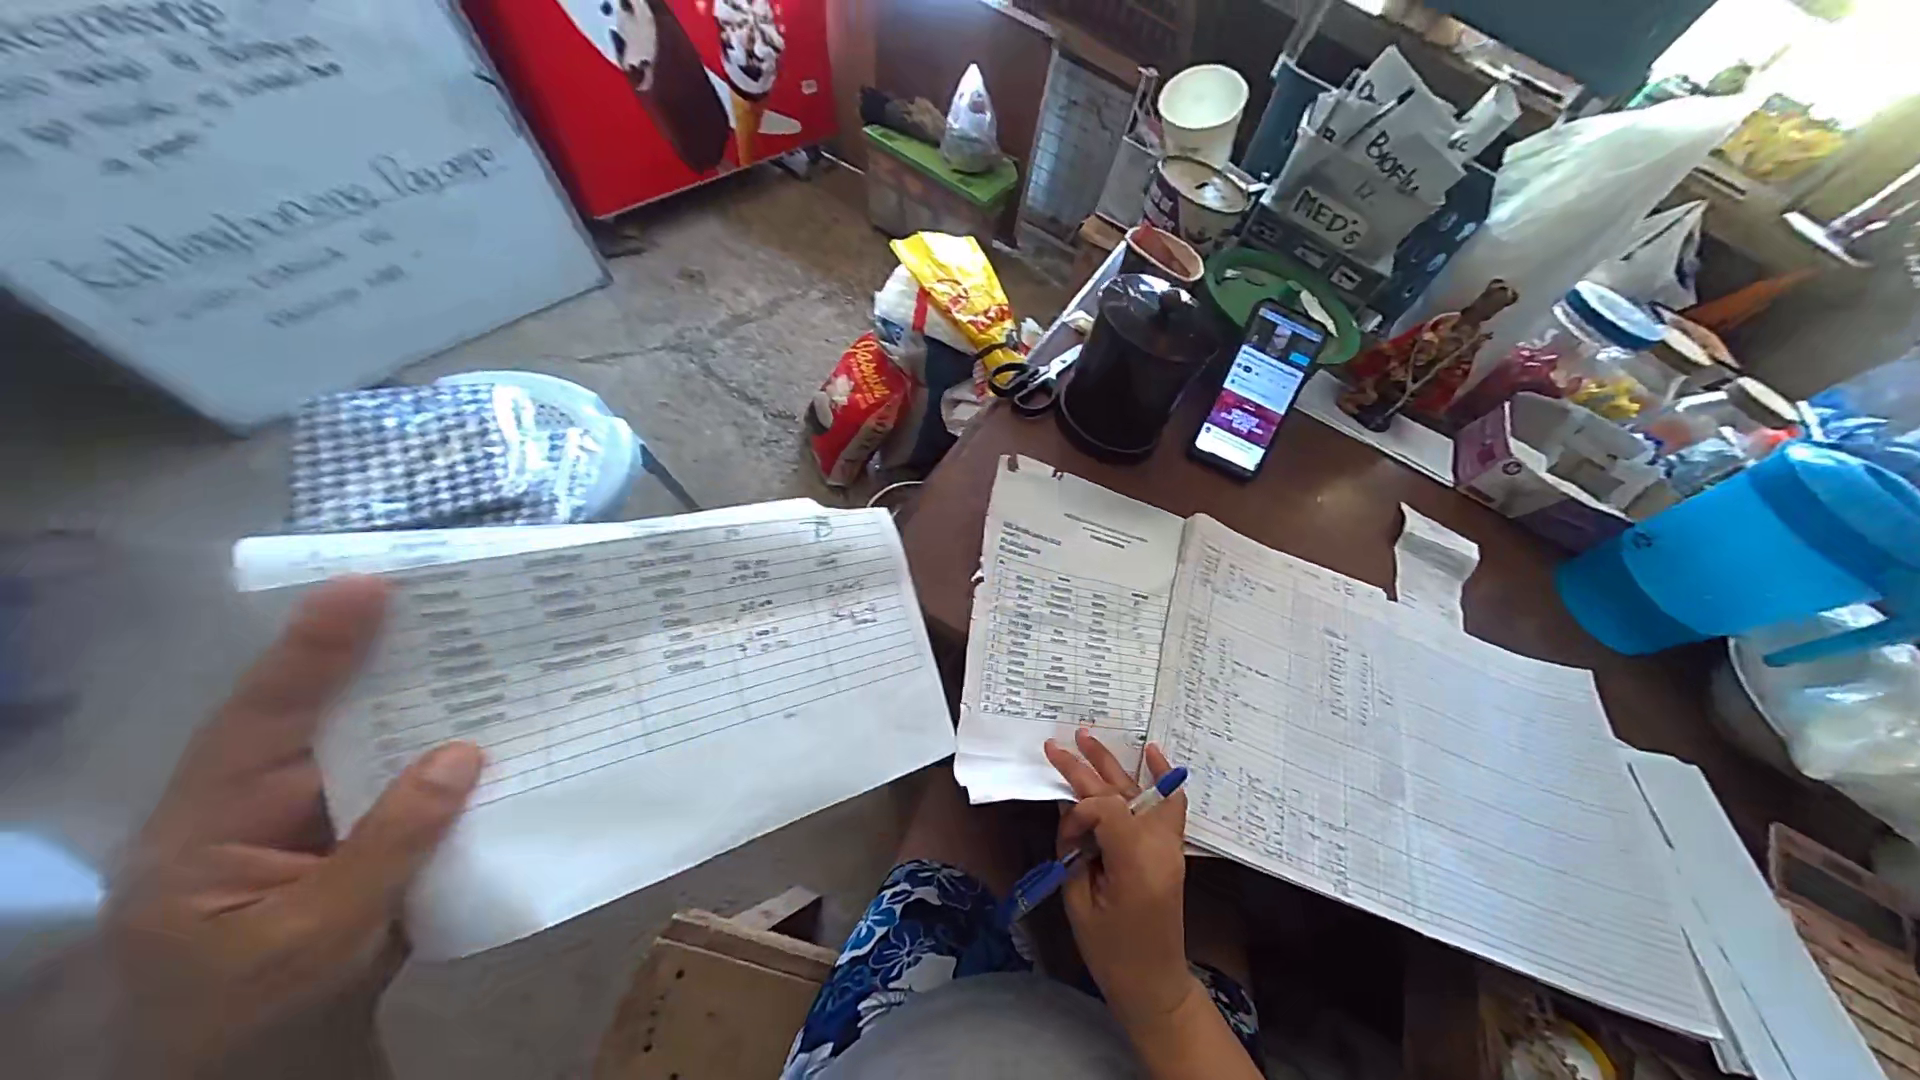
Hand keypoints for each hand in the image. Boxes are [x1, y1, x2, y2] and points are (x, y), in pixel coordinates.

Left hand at [109, 576, 483, 1075]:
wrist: (276, 1074)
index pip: (262, 716)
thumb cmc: (257, 1015)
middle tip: (444, 600)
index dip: (314, 647)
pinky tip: (498, 731)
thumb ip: (386, 844)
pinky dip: (455, 754)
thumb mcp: (312, 936)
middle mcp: (267, 802)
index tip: (366, 586)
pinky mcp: (370, 833)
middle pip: (326, 711)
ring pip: (378, 742)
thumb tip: (463, 754)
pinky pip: (415, 781)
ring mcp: (323, 817)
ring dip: (430, 702)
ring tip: (486, 651)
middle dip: (381, 654)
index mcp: (213, 822)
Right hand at [1044, 728, 1199, 1028]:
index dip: (1078, 814)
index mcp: (1136, 863)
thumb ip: (1074, 851)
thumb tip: (1068, 809)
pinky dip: (1160, 777)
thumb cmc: (1112, 954)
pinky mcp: (1171, 849)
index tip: (1066, 839)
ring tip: (1086, 737)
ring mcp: (1170, 846)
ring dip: (1111, 765)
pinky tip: (1152, 753)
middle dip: (1084, 769)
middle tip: (1055, 746)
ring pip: (1138, 792)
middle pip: (1118, 793)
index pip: (1104, 809)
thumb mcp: (1079, 903)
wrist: (1155, 985)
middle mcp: (1158, 846)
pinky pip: (1169, 804)